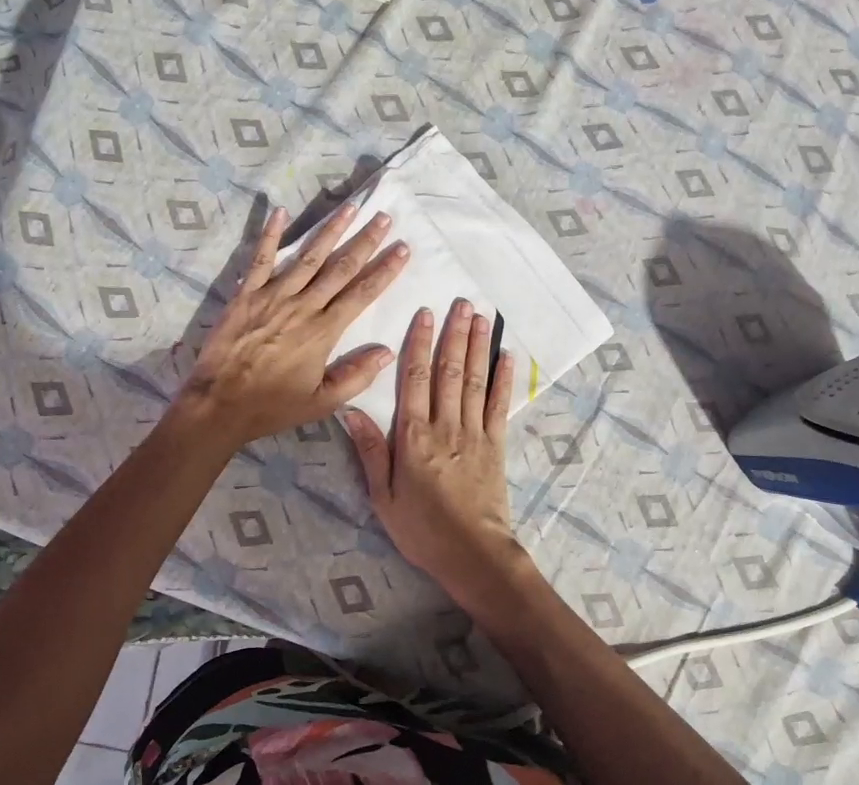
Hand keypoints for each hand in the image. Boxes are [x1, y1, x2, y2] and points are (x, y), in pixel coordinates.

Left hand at [171, 204, 408, 448]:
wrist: (219, 404)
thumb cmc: (272, 406)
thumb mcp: (321, 403)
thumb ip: (355, 377)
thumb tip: (387, 352)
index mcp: (323, 332)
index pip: (361, 294)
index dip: (384, 270)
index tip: (402, 249)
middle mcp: (302, 306)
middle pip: (340, 268)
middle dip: (365, 241)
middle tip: (383, 217)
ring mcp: (272, 296)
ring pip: (308, 256)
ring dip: (330, 230)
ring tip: (350, 207)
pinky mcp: (245, 293)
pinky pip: (260, 258)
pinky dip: (270, 233)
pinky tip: (282, 211)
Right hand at [345, 300, 529, 607]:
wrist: (474, 555)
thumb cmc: (421, 530)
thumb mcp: (383, 497)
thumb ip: (371, 451)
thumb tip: (352, 410)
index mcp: (413, 436)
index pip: (414, 379)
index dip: (419, 343)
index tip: (425, 313)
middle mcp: (445, 426)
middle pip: (448, 371)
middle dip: (454, 334)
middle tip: (461, 302)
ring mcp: (474, 434)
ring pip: (473, 381)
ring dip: (478, 347)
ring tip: (482, 317)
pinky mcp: (496, 446)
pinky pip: (499, 406)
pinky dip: (503, 379)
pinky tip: (506, 356)